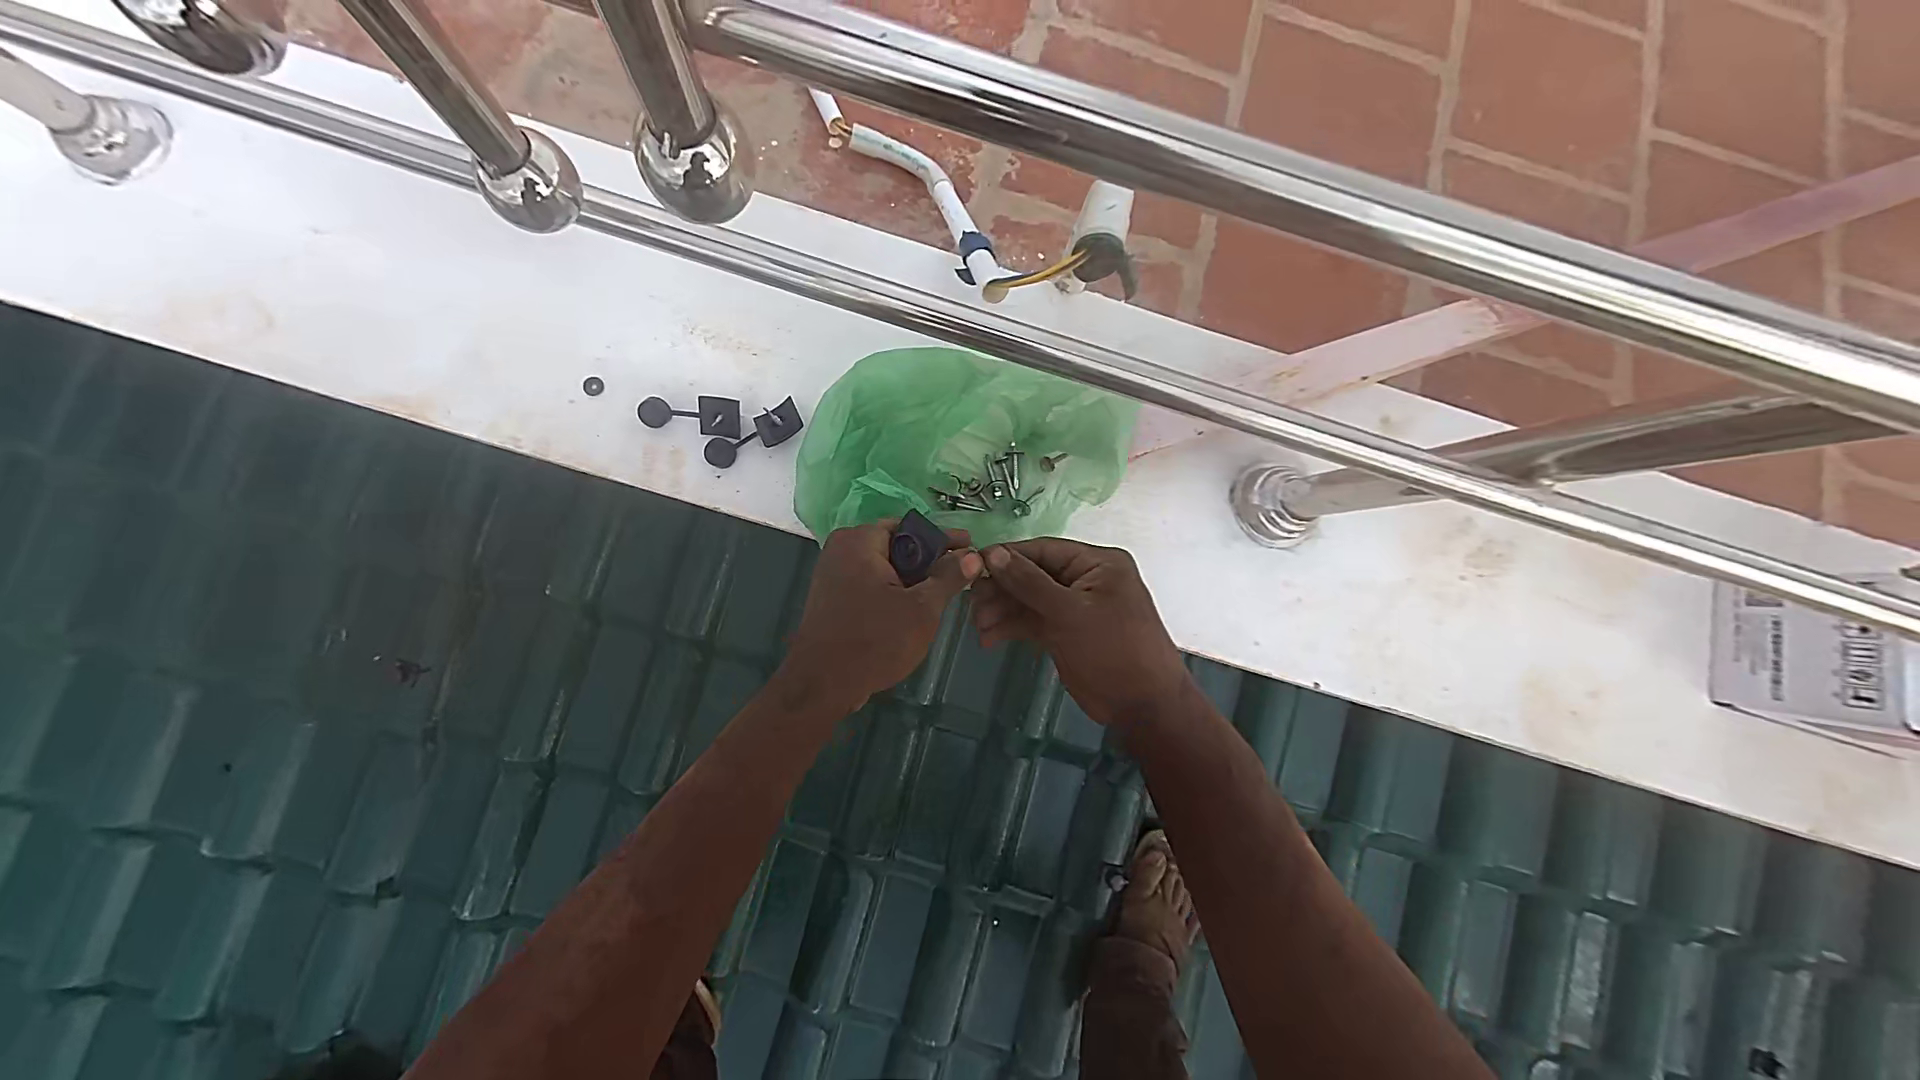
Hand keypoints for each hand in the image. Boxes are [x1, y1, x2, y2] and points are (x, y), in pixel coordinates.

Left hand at [777, 520, 983, 711]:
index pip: (911, 527)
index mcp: (860, 540)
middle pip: (897, 547)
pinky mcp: (831, 599)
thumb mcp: (922, 608)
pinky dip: (891, 594)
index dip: (943, 540)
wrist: (822, 686)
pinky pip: (869, 586)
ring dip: (911, 581)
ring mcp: (832, 575)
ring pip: (884, 569)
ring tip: (939, 599)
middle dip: (928, 563)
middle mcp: (841, 549)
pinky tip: (911, 614)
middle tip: (957, 579)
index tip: (969, 551)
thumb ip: (949, 577)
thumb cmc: (875, 641)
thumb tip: (971, 556)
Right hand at [971, 539, 1190, 728]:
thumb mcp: (1070, 612)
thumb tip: (994, 554)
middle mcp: (1085, 580)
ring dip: (1002, 611)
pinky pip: (1033, 622)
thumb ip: (1030, 583)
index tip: (973, 565)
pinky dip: (1012, 628)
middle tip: (972, 603)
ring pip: (1029, 600)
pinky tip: (989, 637)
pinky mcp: (1065, 632)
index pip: (1043, 550)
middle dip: (1002, 589)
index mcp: (1097, 563)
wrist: (1143, 705)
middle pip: (1032, 575)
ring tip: (978, 627)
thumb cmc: (1114, 650)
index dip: (1007, 557)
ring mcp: (1074, 607)